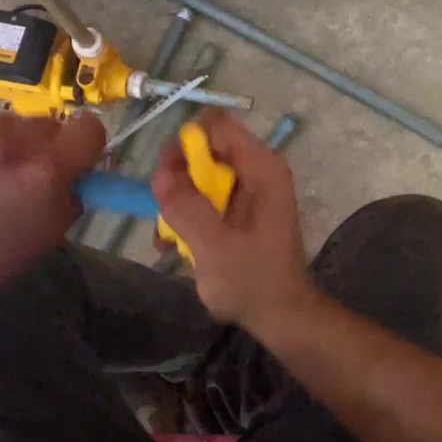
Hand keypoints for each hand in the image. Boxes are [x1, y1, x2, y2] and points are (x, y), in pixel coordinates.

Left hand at [0, 108, 102, 292]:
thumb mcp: (54, 230)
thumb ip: (71, 191)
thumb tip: (76, 169)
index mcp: (47, 170)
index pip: (88, 127)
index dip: (85, 141)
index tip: (75, 155)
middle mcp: (13, 143)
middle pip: (47, 123)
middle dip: (43, 144)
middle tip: (26, 170)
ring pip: (8, 120)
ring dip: (7, 139)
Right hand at [151, 110, 318, 330]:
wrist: (282, 316)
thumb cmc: (252, 281)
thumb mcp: (213, 246)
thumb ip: (186, 207)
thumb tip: (159, 175)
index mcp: (261, 168)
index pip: (217, 125)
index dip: (187, 142)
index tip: (166, 174)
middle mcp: (259, 171)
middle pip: (206, 149)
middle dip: (177, 175)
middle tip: (160, 208)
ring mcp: (251, 191)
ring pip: (202, 175)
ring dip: (179, 202)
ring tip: (164, 236)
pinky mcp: (243, 212)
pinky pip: (209, 199)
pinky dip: (190, 217)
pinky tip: (173, 247)